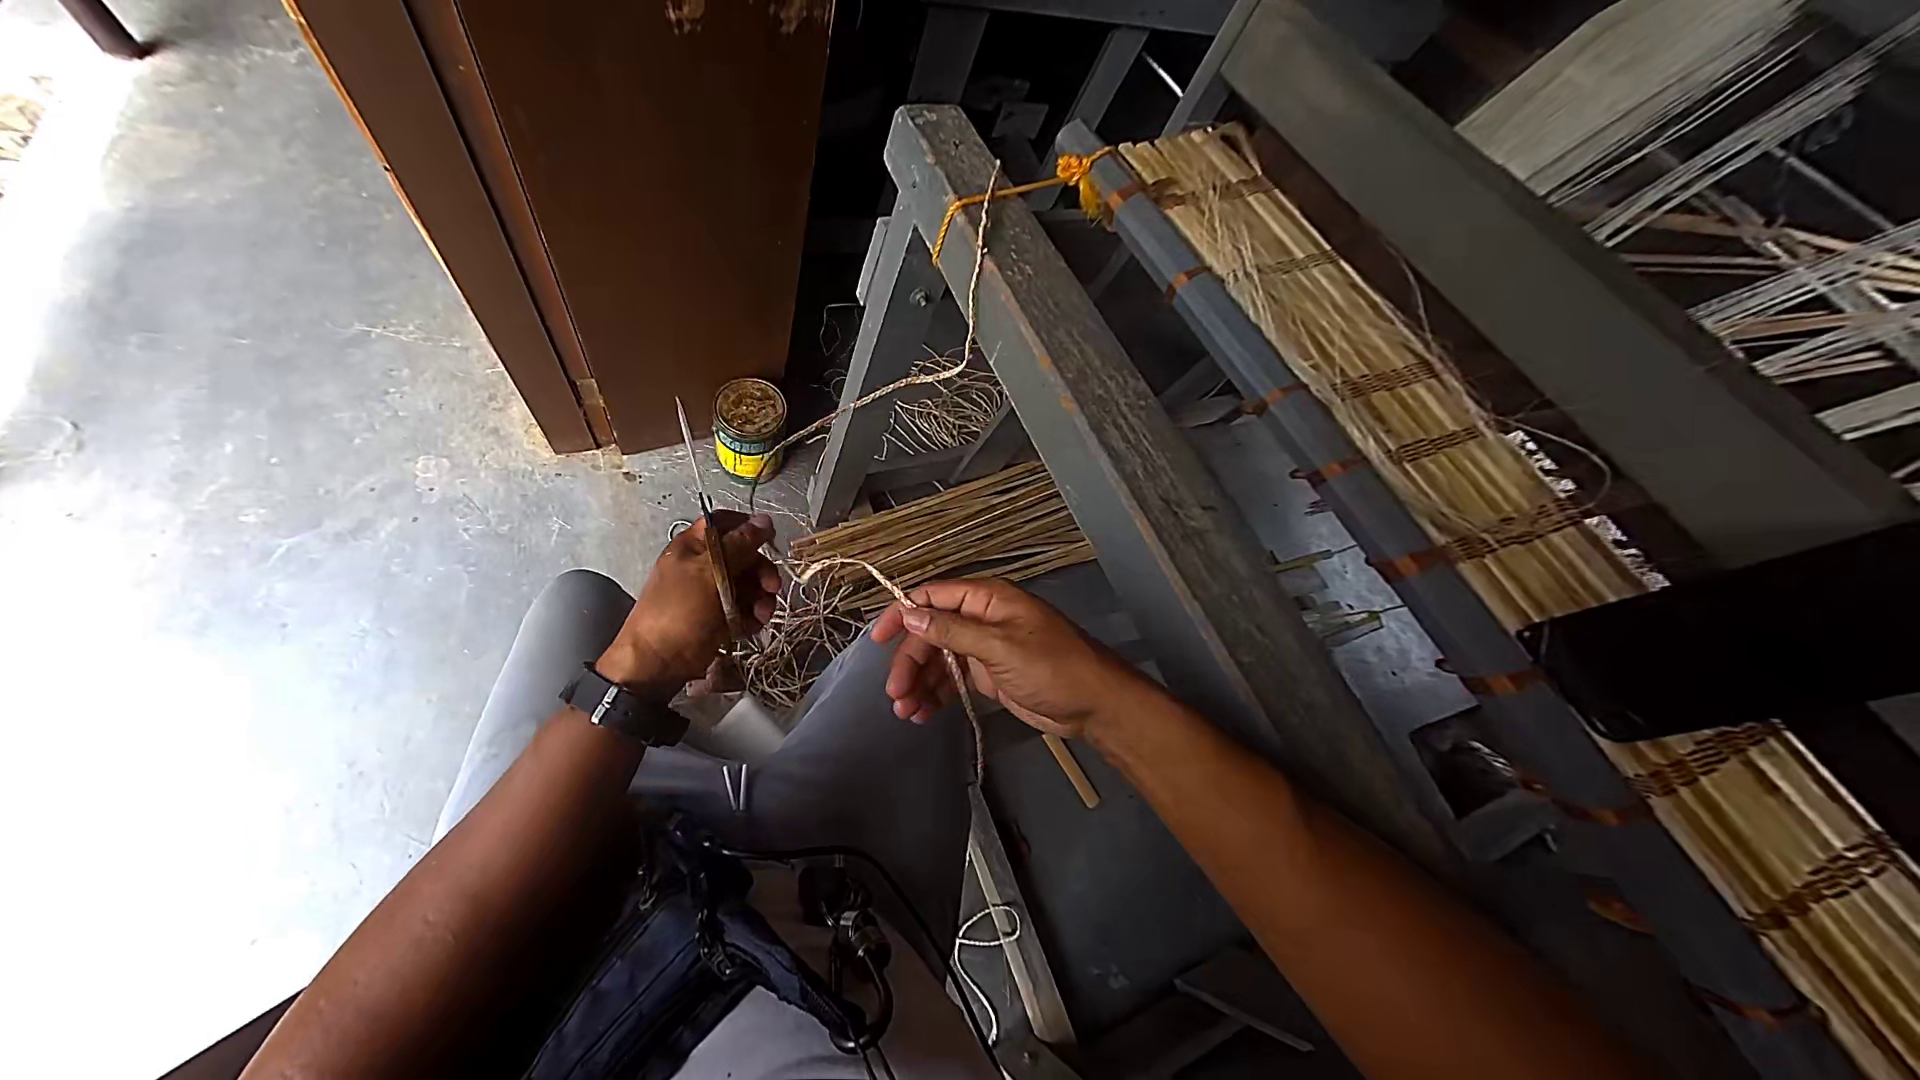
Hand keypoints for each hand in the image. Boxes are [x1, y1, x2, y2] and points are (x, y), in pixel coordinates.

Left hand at [597, 511, 780, 691]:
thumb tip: (764, 520)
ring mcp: (712, 593)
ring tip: (761, 614)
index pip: (725, 524)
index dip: (748, 528)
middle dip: (761, 571)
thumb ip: (740, 545)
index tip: (769, 539)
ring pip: (749, 584)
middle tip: (771, 587)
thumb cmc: (679, 611)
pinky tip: (752, 626)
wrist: (658, 663)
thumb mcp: (710, 572)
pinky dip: (753, 616)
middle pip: (744, 556)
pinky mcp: (720, 617)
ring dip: (761, 598)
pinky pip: (745, 608)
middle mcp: (704, 566)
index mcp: (694, 547)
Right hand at [871, 578, 1151, 737]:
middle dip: (911, 662)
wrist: (1093, 704)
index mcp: (986, 599)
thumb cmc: (1052, 666)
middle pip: (931, 633)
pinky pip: (952, 680)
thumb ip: (953, 630)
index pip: (932, 597)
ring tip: (906, 711)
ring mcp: (983, 648)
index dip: (902, 615)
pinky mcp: (988, 675)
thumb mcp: (999, 646)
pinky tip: (923, 714)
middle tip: (895, 694)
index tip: (878, 640)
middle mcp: (980, 619)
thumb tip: (910, 613)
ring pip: (939, 660)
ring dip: (920, 683)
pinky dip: (937, 695)